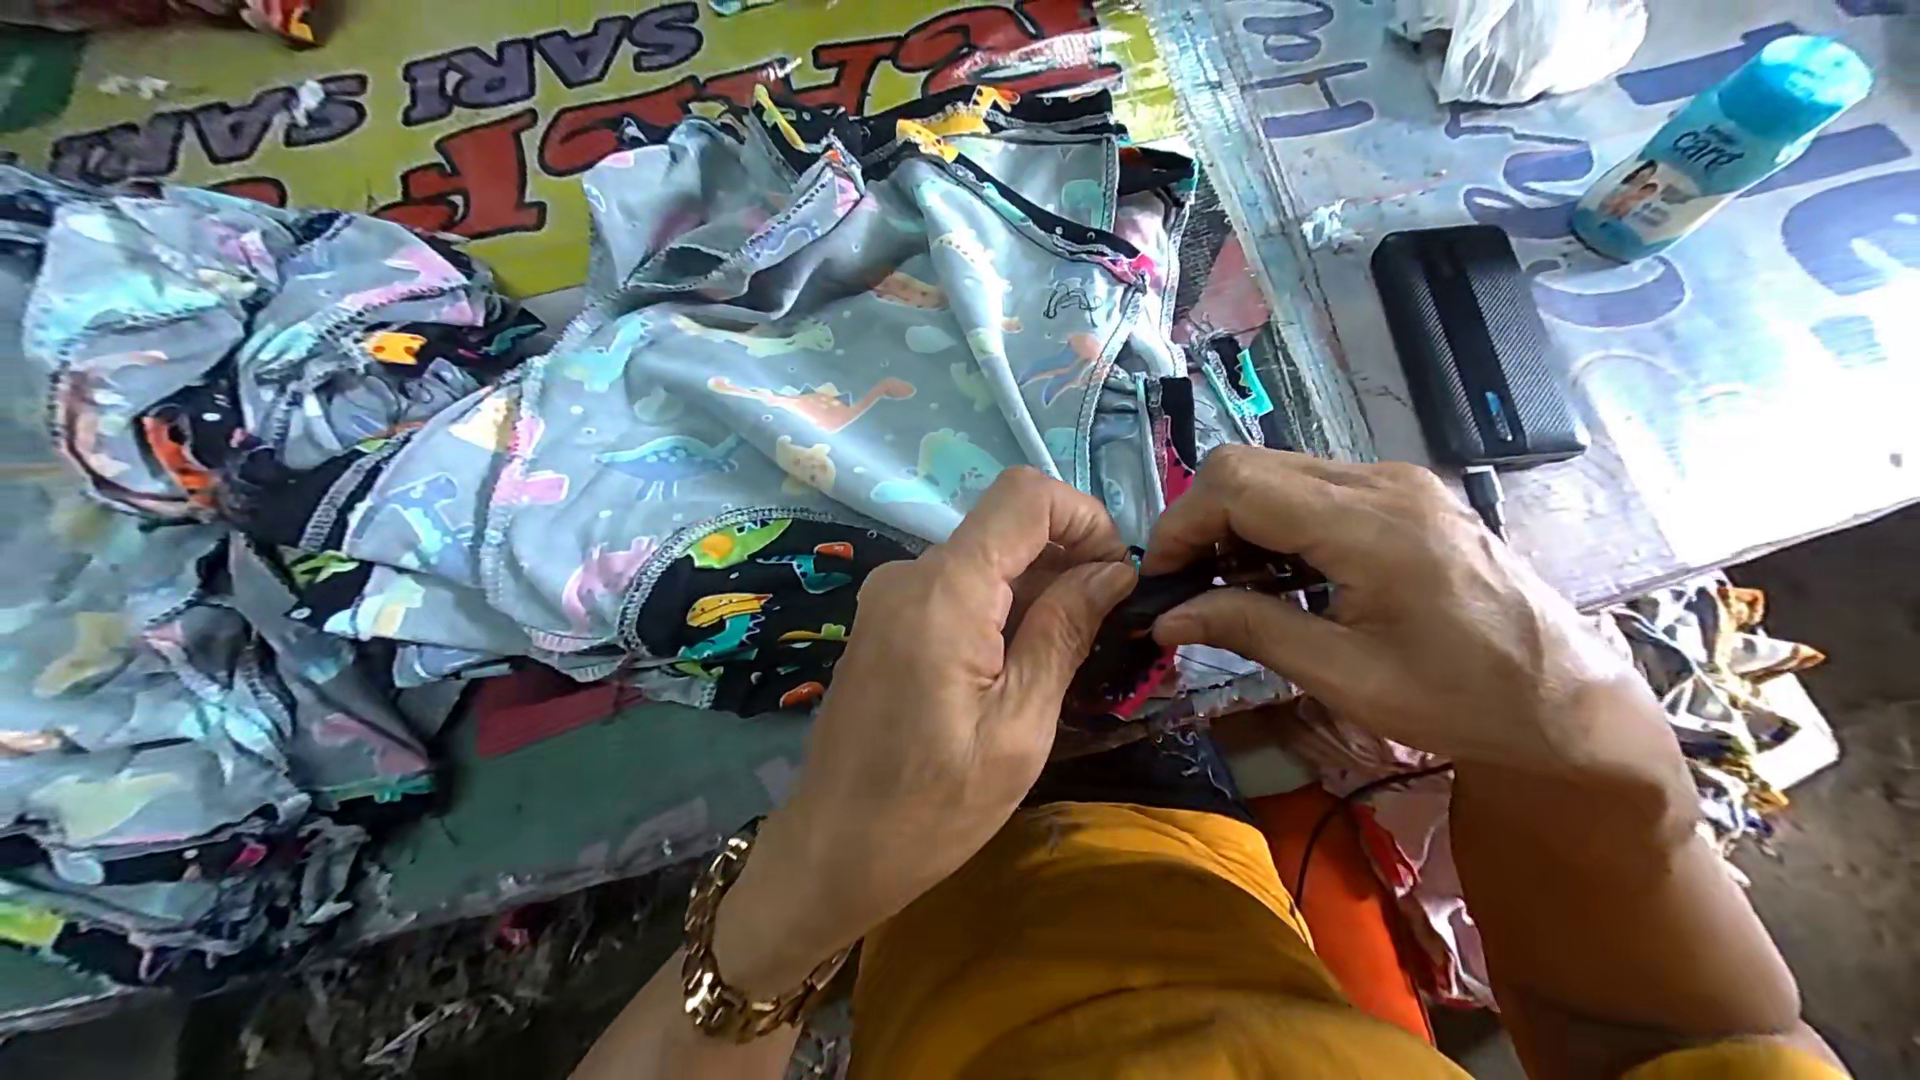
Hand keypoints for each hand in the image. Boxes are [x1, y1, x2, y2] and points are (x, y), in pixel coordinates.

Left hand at [712, 468, 1134, 995]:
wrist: (831, 851)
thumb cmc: (930, 809)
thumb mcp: (1018, 728)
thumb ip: (1063, 633)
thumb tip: (1113, 572)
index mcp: (943, 592)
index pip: (1024, 495)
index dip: (1084, 517)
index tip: (1117, 576)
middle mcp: (909, 574)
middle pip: (1006, 526)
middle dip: (1068, 559)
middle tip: (1104, 627)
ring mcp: (890, 595)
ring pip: (985, 558)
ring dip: (1036, 589)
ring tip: (1066, 655)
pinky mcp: (885, 619)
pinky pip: (957, 588)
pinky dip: (1000, 606)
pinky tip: (1018, 663)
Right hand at [1143, 447, 1663, 775]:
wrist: (1569, 703)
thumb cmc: (1462, 701)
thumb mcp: (1345, 677)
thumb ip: (1248, 631)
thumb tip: (1164, 618)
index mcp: (1373, 525)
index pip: (1238, 485)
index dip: (1181, 525)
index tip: (1160, 579)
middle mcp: (1381, 481)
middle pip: (1247, 465)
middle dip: (1197, 519)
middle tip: (1187, 582)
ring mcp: (1395, 481)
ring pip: (1272, 469)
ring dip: (1229, 519)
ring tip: (1225, 581)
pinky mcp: (1400, 493)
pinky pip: (1305, 485)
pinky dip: (1266, 520)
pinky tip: (1272, 570)